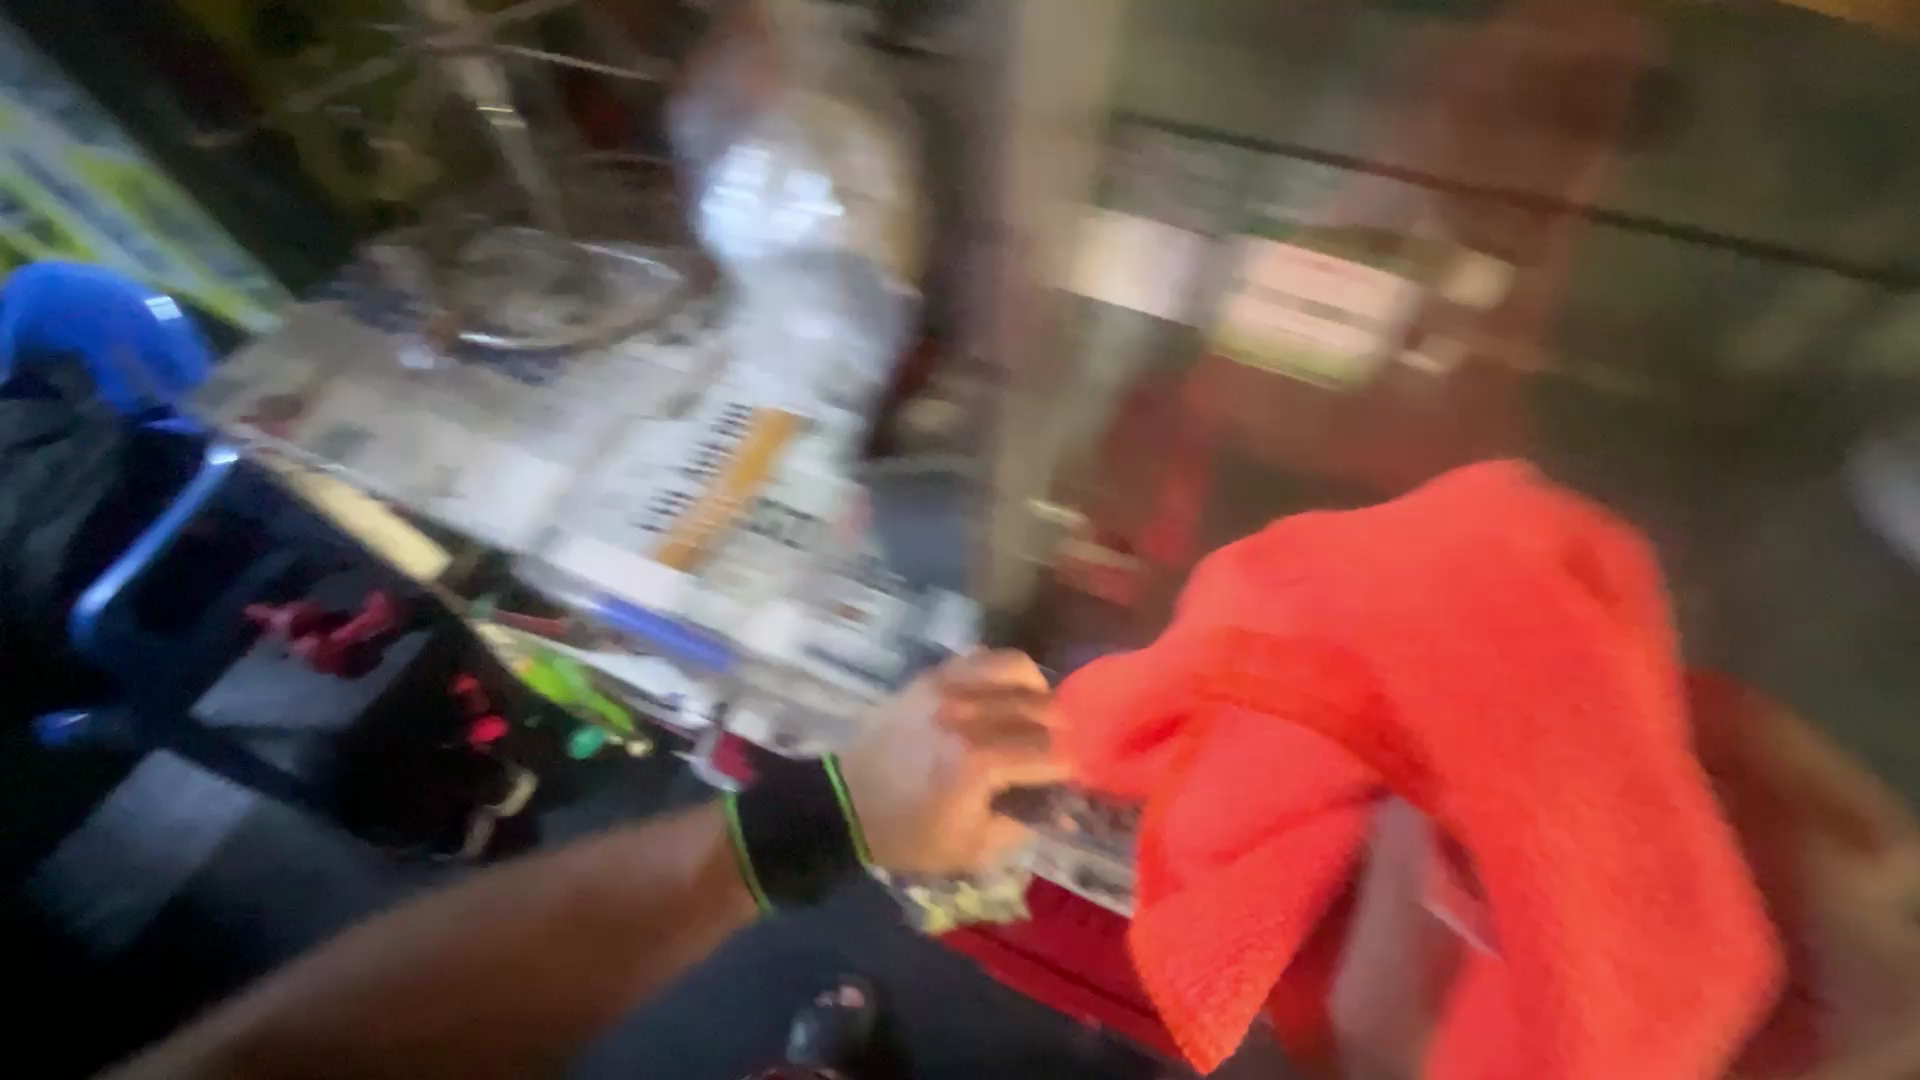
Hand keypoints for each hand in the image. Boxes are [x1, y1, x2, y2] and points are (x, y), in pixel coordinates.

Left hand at [836, 649, 1061, 876]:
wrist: (846, 801)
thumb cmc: (908, 833)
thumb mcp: (970, 848)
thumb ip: (1022, 826)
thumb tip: (1063, 811)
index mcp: (976, 763)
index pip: (1047, 752)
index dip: (1065, 766)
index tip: (1066, 777)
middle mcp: (966, 715)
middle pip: (1038, 708)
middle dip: (1056, 730)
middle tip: (1053, 749)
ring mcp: (947, 687)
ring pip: (1016, 667)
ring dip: (1036, 691)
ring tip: (1035, 712)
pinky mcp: (932, 676)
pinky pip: (982, 656)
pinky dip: (1004, 671)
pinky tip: (1006, 693)